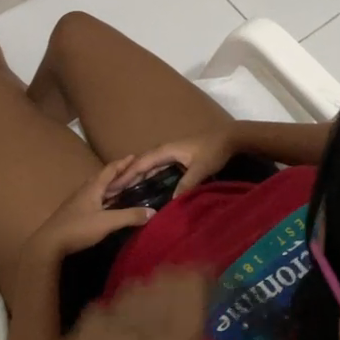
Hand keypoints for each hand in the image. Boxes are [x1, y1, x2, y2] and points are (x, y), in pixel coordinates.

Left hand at [26, 157, 156, 264]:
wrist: (50, 243)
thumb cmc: (78, 228)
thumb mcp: (107, 222)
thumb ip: (129, 216)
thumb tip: (152, 211)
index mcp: (93, 187)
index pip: (110, 170)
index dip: (122, 163)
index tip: (133, 156)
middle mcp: (85, 190)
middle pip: (104, 178)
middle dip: (118, 173)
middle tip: (133, 171)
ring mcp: (79, 202)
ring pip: (98, 189)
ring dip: (111, 186)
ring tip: (124, 186)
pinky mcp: (76, 213)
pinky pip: (95, 200)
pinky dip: (105, 198)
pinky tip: (109, 205)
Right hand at [105, 126, 237, 200]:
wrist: (228, 138)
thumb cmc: (213, 151)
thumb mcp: (201, 168)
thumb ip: (187, 183)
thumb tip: (171, 201)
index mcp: (166, 150)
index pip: (141, 163)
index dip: (126, 175)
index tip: (112, 187)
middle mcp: (164, 150)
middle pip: (141, 164)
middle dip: (126, 176)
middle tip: (111, 192)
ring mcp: (170, 153)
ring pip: (148, 165)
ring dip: (136, 176)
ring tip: (123, 190)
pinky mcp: (176, 157)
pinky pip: (156, 167)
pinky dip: (147, 175)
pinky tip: (145, 186)